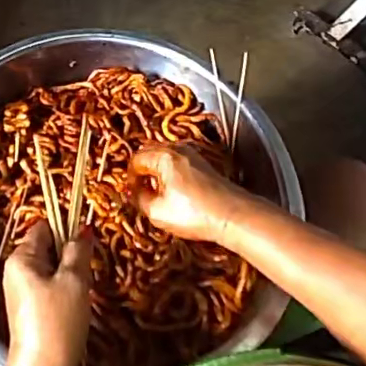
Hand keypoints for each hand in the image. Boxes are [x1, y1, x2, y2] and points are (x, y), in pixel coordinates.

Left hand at [1, 223, 91, 365]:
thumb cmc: (57, 324)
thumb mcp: (73, 283)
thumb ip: (78, 252)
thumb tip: (82, 228)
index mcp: (20, 257)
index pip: (43, 227)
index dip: (65, 228)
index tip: (87, 240)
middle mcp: (14, 269)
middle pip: (46, 247)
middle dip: (68, 253)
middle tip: (89, 267)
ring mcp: (19, 289)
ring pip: (49, 268)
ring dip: (68, 273)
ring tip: (84, 287)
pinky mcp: (27, 308)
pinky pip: (47, 286)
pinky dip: (63, 289)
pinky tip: (76, 304)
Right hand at [129, 144, 249, 243]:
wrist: (235, 216)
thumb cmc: (195, 214)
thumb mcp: (158, 212)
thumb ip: (139, 199)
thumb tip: (134, 192)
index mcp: (163, 156)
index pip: (136, 160)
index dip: (130, 177)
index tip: (131, 193)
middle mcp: (176, 148)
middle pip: (149, 152)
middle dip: (142, 170)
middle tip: (140, 191)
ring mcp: (192, 154)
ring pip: (164, 155)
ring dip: (156, 170)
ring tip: (157, 191)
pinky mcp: (203, 164)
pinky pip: (177, 160)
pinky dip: (170, 171)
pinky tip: (175, 190)